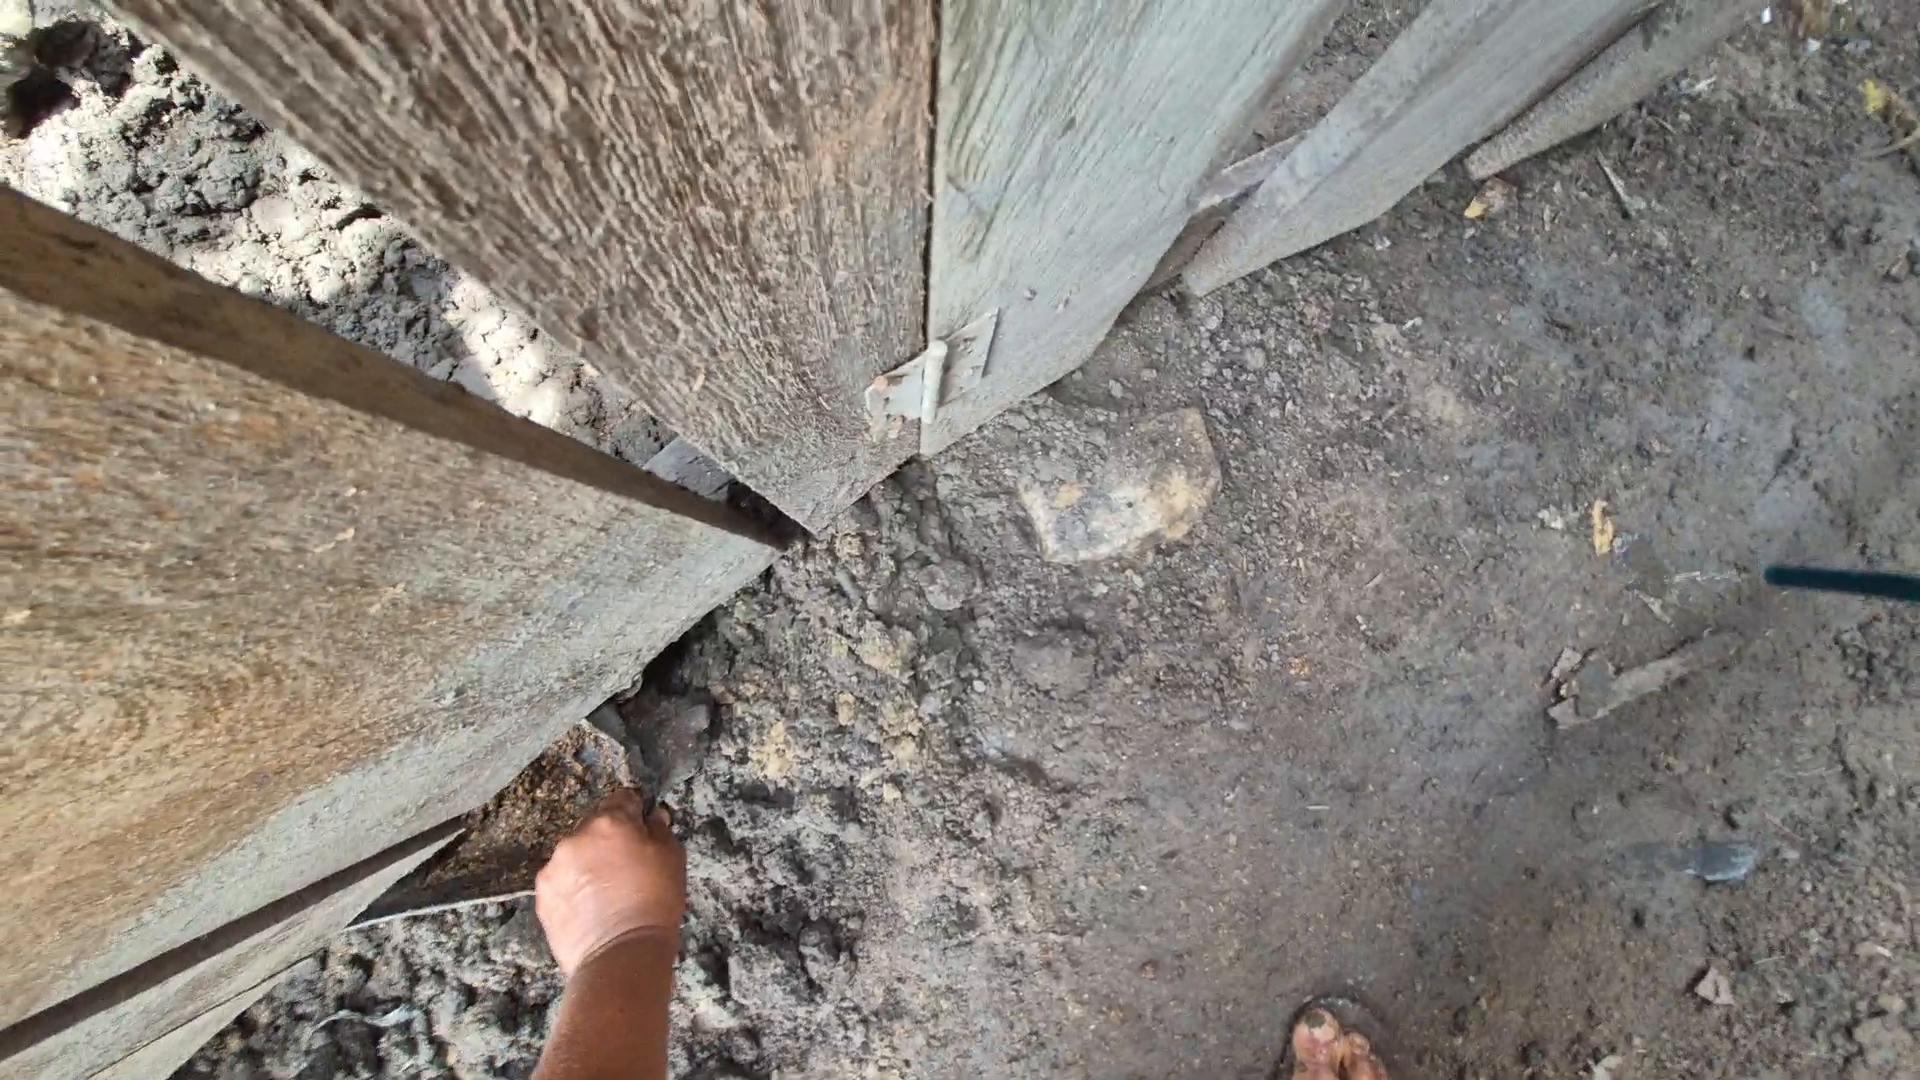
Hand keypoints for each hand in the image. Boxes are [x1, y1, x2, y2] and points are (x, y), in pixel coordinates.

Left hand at [534, 789, 686, 978]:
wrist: (621, 954)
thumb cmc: (655, 900)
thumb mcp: (672, 856)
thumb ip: (660, 829)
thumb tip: (652, 817)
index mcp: (609, 822)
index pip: (623, 798)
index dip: (636, 811)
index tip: (643, 827)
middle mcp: (575, 838)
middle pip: (595, 824)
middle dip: (610, 837)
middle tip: (628, 862)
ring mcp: (554, 867)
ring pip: (576, 852)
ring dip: (589, 860)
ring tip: (607, 887)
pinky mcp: (542, 896)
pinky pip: (562, 878)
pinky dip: (575, 884)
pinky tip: (591, 903)